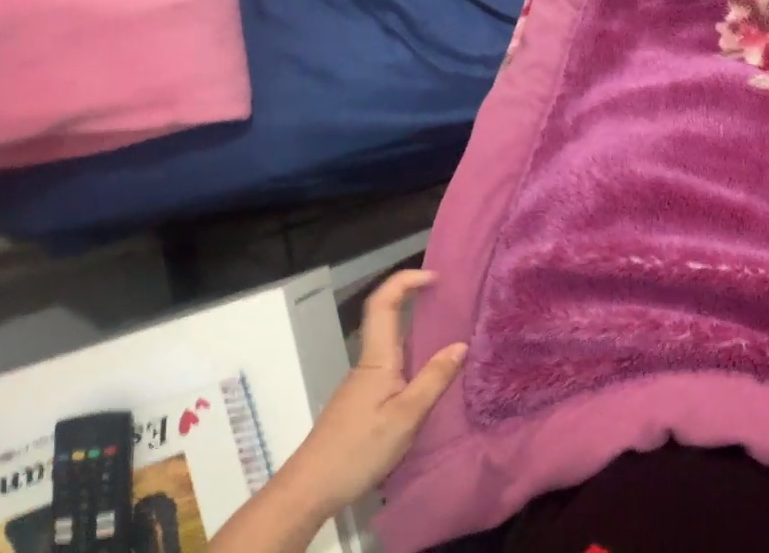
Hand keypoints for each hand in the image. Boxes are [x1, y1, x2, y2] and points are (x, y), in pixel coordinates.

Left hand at [276, 270, 468, 515]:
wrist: (308, 491)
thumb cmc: (358, 450)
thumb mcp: (406, 417)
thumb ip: (434, 379)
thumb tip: (461, 345)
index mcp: (377, 359)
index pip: (383, 304)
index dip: (405, 281)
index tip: (435, 277)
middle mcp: (368, 364)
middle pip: (387, 319)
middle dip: (415, 302)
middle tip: (453, 303)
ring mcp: (362, 384)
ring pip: (391, 346)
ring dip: (417, 334)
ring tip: (451, 341)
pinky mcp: (361, 402)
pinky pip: (391, 368)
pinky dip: (412, 360)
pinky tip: (429, 381)